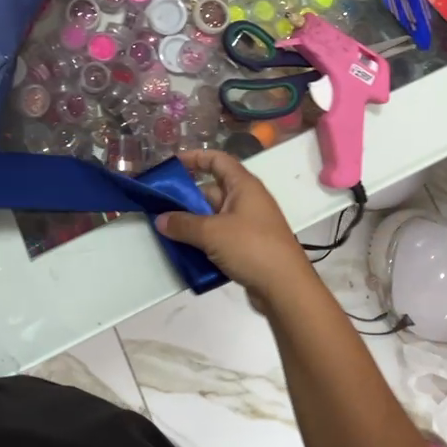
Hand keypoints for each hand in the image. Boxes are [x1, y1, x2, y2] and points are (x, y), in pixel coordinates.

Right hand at [154, 149, 316, 309]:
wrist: (287, 289)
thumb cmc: (251, 247)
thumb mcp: (211, 233)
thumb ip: (183, 224)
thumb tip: (160, 220)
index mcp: (243, 185)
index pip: (217, 160)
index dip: (194, 158)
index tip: (171, 165)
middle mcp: (247, 200)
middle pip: (211, 190)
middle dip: (186, 199)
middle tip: (160, 208)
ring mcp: (249, 225)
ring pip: (213, 217)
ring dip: (193, 224)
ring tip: (167, 232)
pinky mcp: (248, 247)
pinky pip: (220, 237)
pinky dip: (204, 242)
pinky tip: (186, 254)